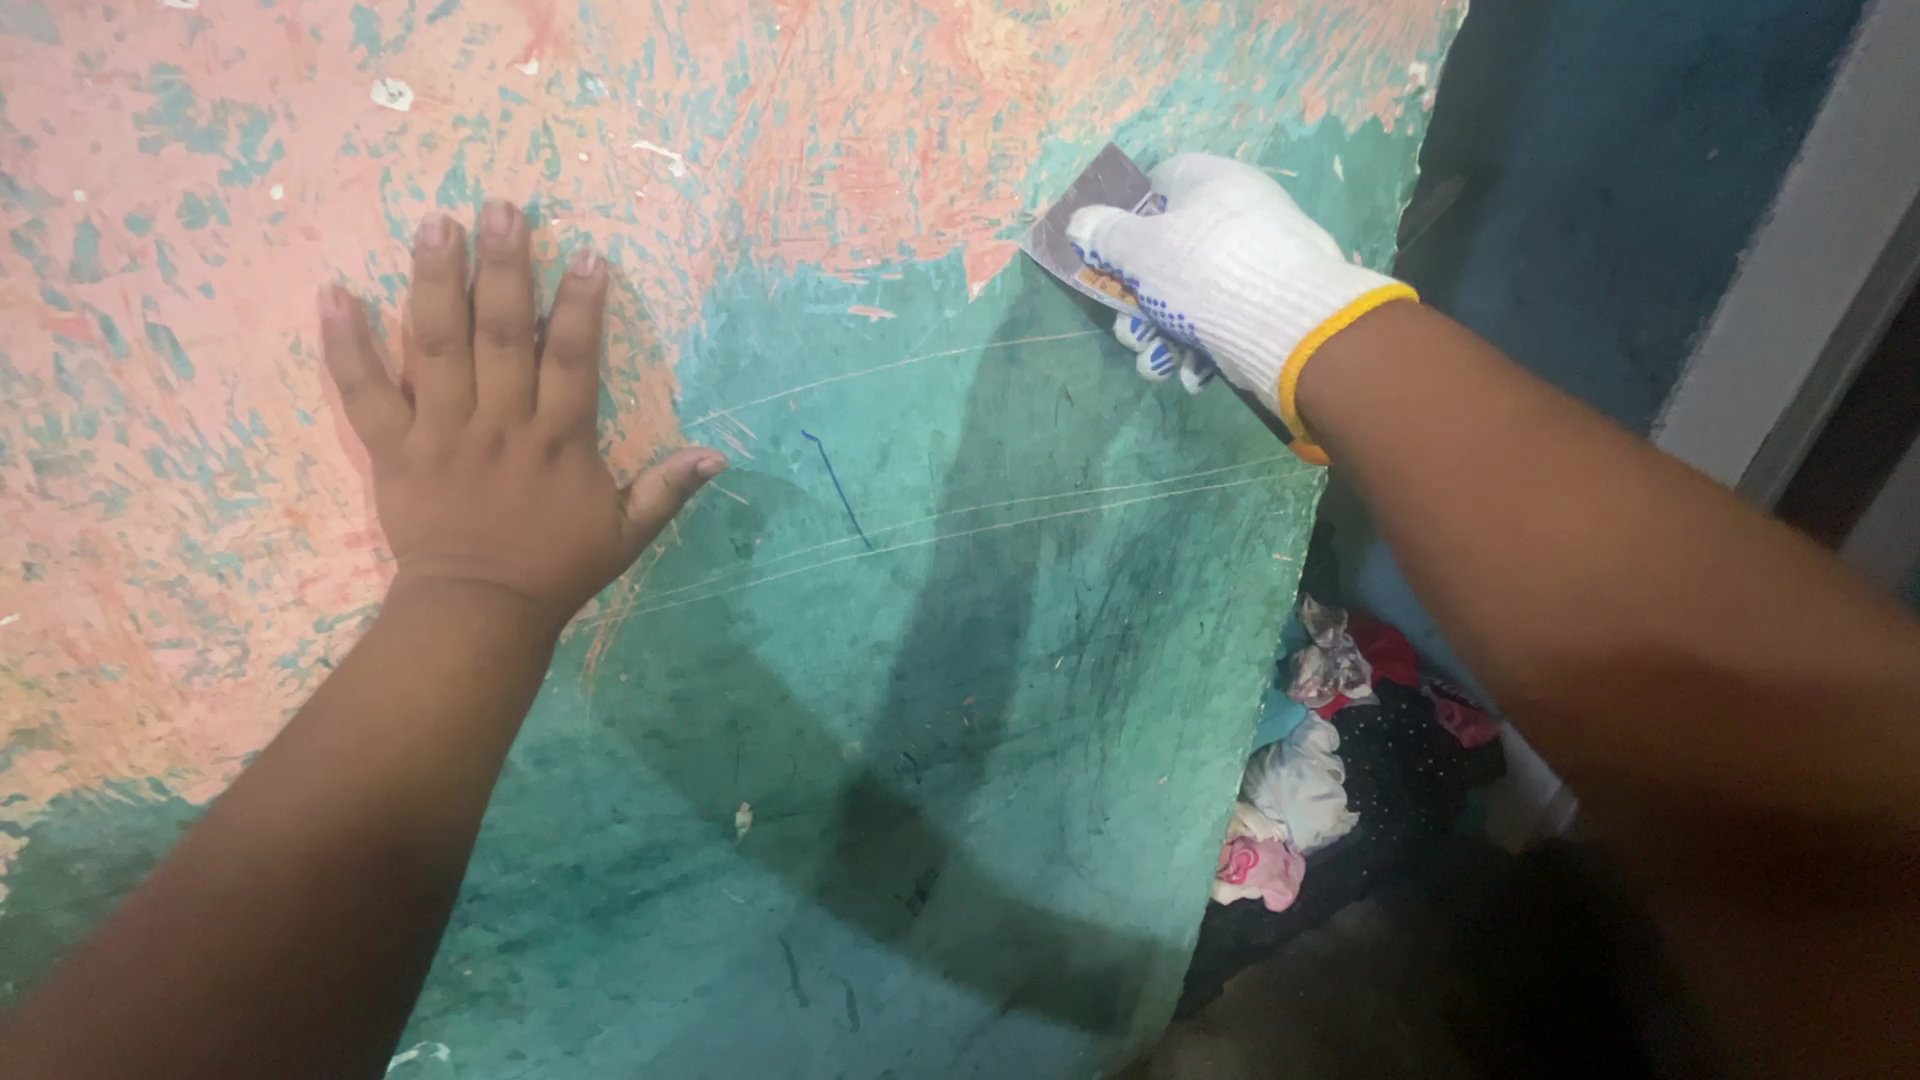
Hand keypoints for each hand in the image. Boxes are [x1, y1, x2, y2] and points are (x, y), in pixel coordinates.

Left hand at [318, 200, 726, 632]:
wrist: (480, 609)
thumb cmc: (559, 567)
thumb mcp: (628, 532)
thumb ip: (669, 490)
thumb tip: (719, 456)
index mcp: (559, 440)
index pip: (573, 359)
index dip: (581, 305)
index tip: (587, 255)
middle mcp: (501, 423)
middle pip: (503, 334)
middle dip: (505, 268)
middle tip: (502, 208)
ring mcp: (442, 432)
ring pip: (436, 347)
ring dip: (435, 282)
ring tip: (435, 224)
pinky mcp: (394, 449)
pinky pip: (364, 392)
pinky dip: (346, 345)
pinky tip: (337, 292)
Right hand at [1066, 154, 1414, 462]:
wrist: (1288, 326)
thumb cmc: (1205, 272)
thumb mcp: (1140, 251)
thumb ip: (1104, 236)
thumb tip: (1078, 222)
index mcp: (1209, 182)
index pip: (1159, 183)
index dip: (1128, 219)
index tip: (1111, 256)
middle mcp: (1235, 215)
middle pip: (1166, 253)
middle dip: (1138, 301)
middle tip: (1132, 330)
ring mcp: (1254, 262)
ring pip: (1187, 297)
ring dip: (1161, 335)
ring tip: (1157, 362)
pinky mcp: (1266, 306)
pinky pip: (1218, 321)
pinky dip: (1198, 348)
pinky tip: (1192, 372)